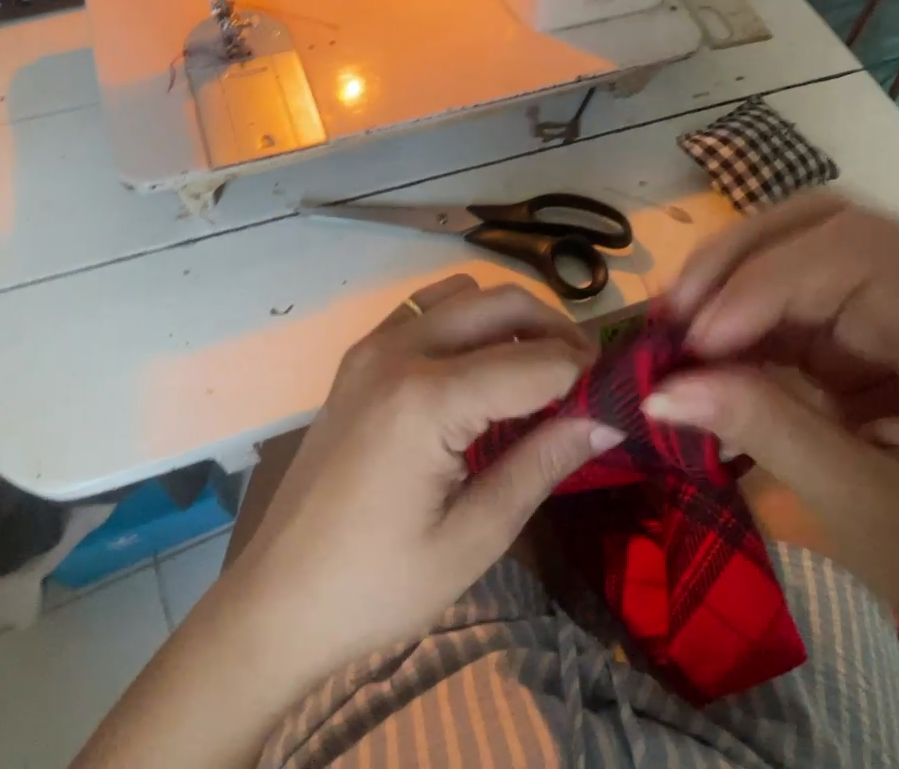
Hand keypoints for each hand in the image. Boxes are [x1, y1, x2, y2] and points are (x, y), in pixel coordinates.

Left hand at [72, 276, 618, 768]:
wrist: (277, 603)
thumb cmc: (379, 585)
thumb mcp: (475, 536)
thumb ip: (543, 463)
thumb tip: (608, 417)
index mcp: (428, 397)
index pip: (537, 360)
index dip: (588, 374)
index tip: (620, 397)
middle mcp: (398, 352)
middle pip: (503, 304)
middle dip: (557, 332)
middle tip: (589, 382)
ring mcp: (370, 350)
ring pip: (464, 296)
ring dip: (511, 320)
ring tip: (539, 374)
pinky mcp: (356, 362)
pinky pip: (425, 312)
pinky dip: (466, 323)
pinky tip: (479, 372)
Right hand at [647, 194, 898, 635]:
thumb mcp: (859, 504)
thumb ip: (763, 428)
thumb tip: (659, 389)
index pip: (857, 256)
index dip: (762, 284)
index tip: (694, 345)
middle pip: (836, 226)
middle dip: (743, 259)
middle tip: (675, 312)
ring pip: (816, 247)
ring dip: (739, 275)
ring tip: (680, 321)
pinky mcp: (887, 334)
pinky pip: (809, 296)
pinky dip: (751, 312)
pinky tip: (708, 341)